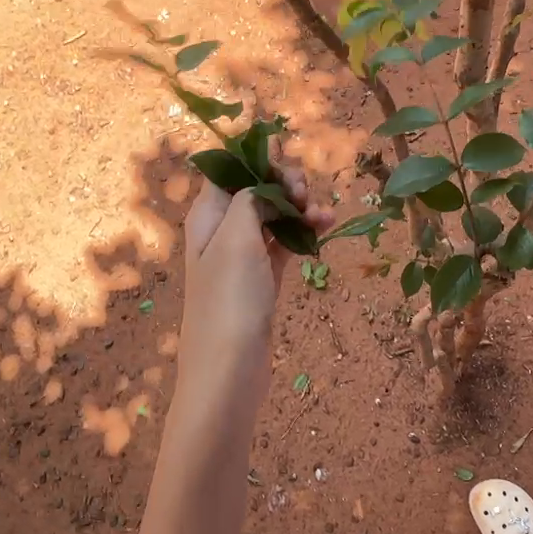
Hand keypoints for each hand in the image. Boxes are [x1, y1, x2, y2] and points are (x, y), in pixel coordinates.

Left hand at [177, 166, 329, 415]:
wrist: (229, 369)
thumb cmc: (229, 298)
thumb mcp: (235, 235)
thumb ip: (250, 199)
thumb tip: (263, 184)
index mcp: (207, 215)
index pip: (229, 170)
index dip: (260, 164)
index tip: (289, 173)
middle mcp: (222, 230)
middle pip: (257, 190)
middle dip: (286, 186)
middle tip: (307, 197)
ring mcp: (243, 256)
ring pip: (276, 217)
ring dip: (301, 209)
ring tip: (325, 217)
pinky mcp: (262, 279)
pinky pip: (285, 243)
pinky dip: (303, 234)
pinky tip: (325, 230)